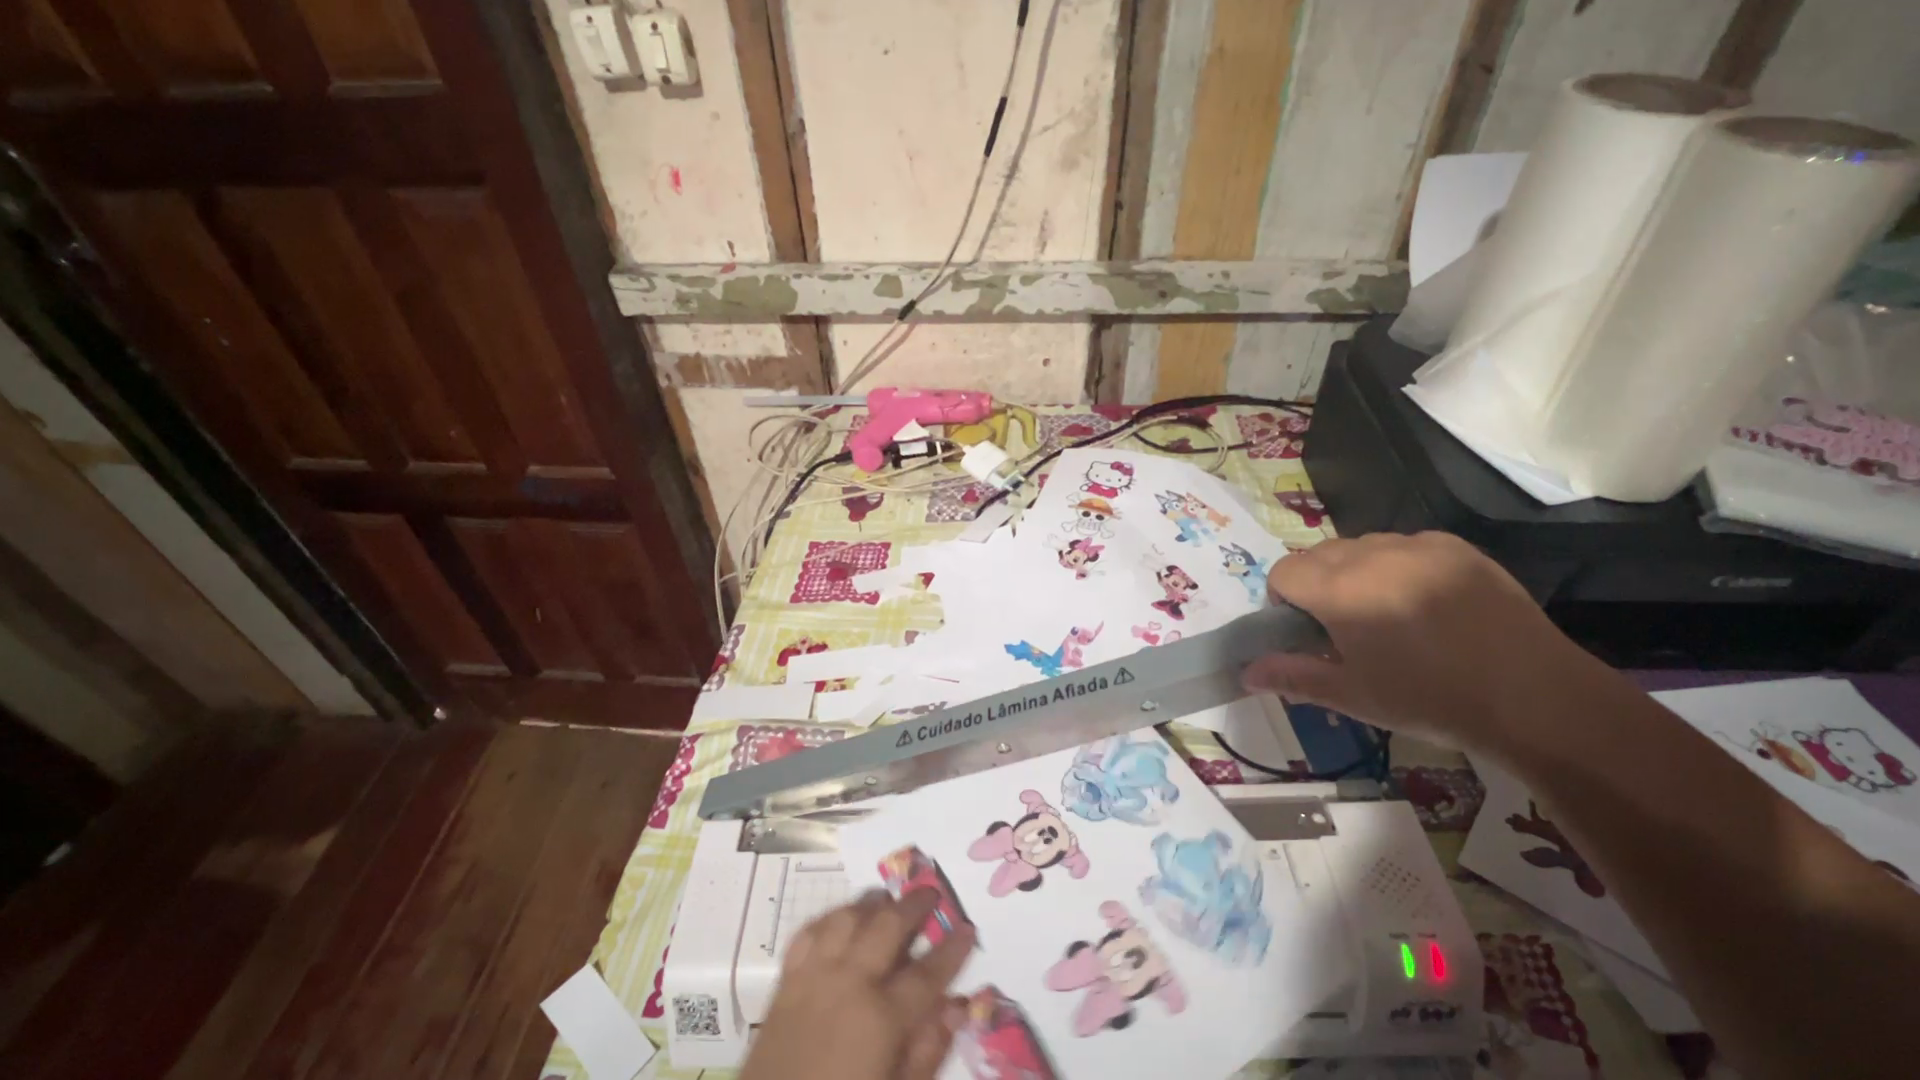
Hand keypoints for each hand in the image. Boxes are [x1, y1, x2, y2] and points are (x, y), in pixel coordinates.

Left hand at [739, 888, 973, 1079]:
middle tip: (931, 892)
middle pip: (886, 927)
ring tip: (887, 898)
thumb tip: (956, 1006)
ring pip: (845, 919)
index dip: (952, 949)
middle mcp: (848, 985)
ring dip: (870, 903)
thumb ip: (928, 1051)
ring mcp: (812, 979)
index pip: (927, 973)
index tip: (969, 928)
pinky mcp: (784, 985)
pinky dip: (829, 918)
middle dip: (913, 905)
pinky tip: (841, 919)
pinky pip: (808, 933)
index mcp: (882, 1018)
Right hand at [1242, 532, 1602, 751]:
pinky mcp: (1457, 547)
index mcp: (1340, 590)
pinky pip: (1407, 546)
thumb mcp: (1352, 696)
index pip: (1284, 572)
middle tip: (1345, 629)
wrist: (1531, 695)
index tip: (1308, 633)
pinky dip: (1400, 567)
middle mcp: (1373, 554)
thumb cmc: (1429, 700)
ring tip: (1388, 615)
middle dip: (1318, 584)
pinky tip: (1426, 606)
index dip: (1284, 601)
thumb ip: (1292, 675)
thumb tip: (1246, 671)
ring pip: (1363, 546)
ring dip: (1357, 572)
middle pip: (1320, 554)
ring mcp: (1419, 546)